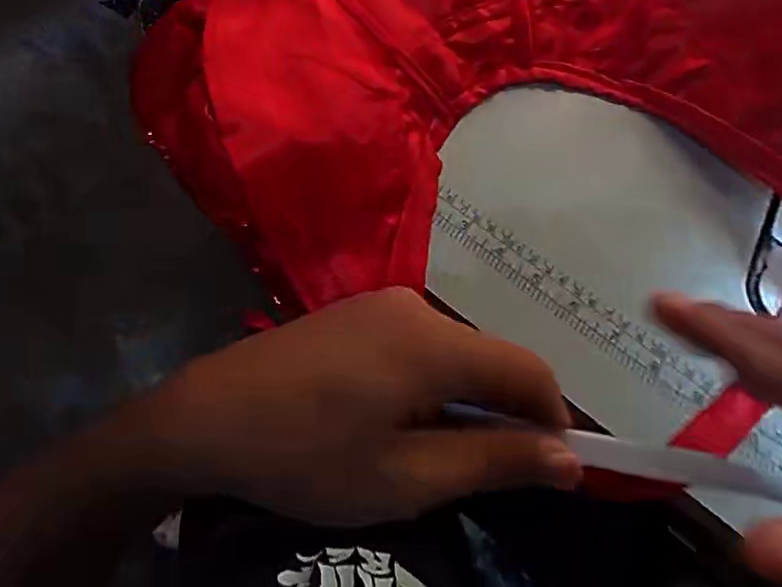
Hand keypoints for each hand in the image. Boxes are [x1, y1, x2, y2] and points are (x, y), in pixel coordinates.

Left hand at [115, 287, 582, 524]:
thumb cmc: (309, 455)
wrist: (213, 414)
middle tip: (485, 478)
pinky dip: (431, 382)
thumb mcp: (406, 477)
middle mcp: (413, 306)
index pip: (528, 369)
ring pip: (454, 351)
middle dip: (504, 414)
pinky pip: (419, 343)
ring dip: (464, 400)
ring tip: (432, 456)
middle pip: (490, 358)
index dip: (553, 420)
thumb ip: (492, 459)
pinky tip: (396, 420)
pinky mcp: (357, 312)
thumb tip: (568, 458)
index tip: (553, 473)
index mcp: (431, 341)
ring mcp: (381, 304)